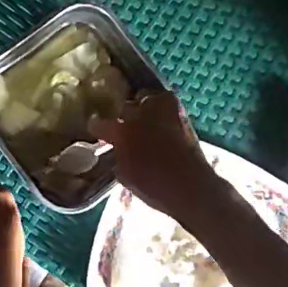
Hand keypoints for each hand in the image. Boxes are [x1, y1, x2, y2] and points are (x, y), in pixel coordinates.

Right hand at [89, 91, 232, 223]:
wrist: (190, 186)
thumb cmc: (155, 189)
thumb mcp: (126, 177)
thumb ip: (119, 158)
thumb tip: (119, 151)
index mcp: (121, 134)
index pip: (99, 124)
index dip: (97, 127)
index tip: (99, 131)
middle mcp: (137, 116)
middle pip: (124, 107)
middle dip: (124, 116)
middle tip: (127, 127)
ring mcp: (159, 111)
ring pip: (144, 97)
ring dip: (143, 106)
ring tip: (145, 117)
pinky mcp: (178, 111)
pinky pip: (164, 99)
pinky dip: (161, 105)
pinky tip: (162, 116)